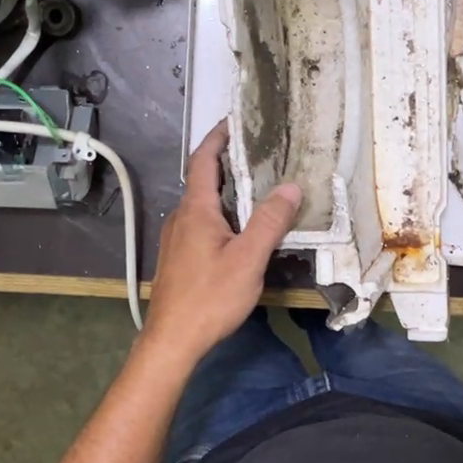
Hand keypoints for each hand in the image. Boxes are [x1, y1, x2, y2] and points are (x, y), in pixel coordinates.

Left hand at [143, 124, 301, 362]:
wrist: (172, 340)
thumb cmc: (209, 297)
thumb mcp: (248, 259)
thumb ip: (269, 222)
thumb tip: (290, 186)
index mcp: (195, 211)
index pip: (203, 160)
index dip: (218, 138)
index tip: (236, 122)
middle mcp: (180, 219)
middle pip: (202, 181)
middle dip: (228, 165)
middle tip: (260, 157)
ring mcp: (175, 240)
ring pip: (202, 206)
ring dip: (225, 194)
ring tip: (257, 191)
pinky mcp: (178, 260)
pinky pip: (200, 226)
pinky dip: (220, 217)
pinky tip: (239, 232)